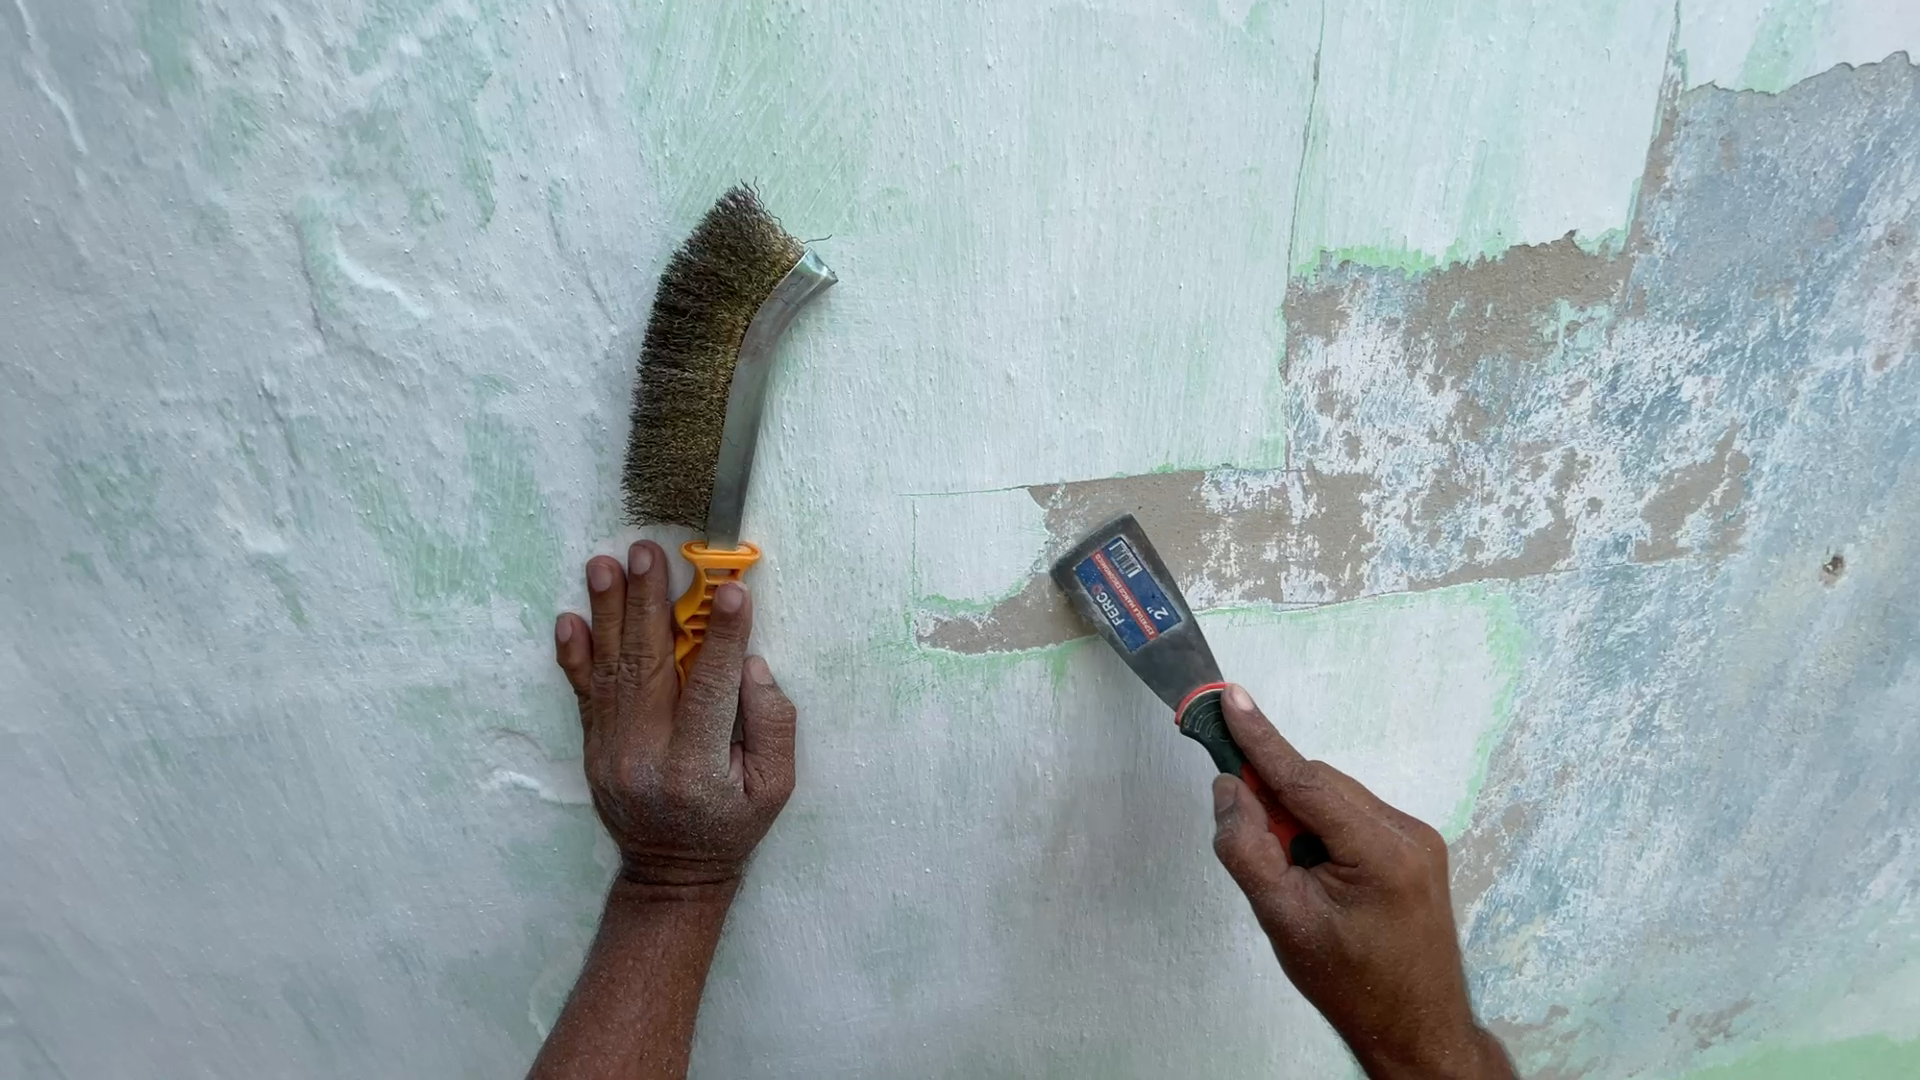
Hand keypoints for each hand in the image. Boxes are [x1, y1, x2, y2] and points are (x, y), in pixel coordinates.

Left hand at [554, 541, 796, 893]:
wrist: (671, 872)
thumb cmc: (733, 824)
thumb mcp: (777, 786)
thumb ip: (773, 723)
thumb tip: (748, 665)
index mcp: (697, 765)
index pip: (711, 686)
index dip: (722, 636)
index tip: (730, 589)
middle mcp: (645, 753)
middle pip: (648, 663)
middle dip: (649, 600)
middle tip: (647, 552)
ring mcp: (611, 749)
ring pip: (612, 668)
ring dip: (610, 610)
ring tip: (606, 564)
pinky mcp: (594, 747)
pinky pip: (584, 692)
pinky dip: (576, 653)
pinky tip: (572, 618)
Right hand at [1209, 686, 1514, 1079]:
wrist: (1417, 1032)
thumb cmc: (1346, 982)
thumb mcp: (1281, 919)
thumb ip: (1246, 847)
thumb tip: (1229, 786)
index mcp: (1380, 853)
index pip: (1304, 779)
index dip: (1260, 737)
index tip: (1229, 697)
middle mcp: (1406, 832)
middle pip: (1316, 782)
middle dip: (1273, 792)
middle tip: (1248, 831)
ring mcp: (1415, 836)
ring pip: (1329, 792)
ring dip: (1294, 809)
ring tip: (1289, 865)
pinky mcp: (1413, 845)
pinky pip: (1346, 808)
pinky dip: (1315, 820)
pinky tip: (1312, 863)